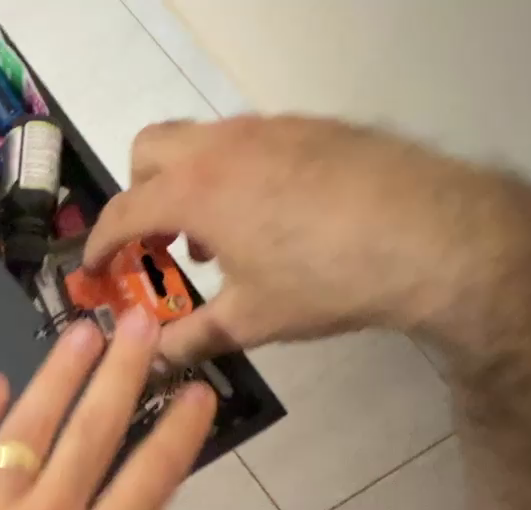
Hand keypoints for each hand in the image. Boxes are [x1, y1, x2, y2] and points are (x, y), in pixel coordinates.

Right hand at [85, 116, 530, 361]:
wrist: (438, 237)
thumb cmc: (325, 282)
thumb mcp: (247, 321)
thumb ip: (189, 339)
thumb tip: (152, 361)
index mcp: (195, 191)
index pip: (122, 212)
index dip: (97, 246)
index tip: (92, 271)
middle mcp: (224, 146)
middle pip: (148, 150)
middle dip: (136, 195)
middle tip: (151, 243)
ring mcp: (272, 129)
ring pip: (201, 141)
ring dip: (185, 186)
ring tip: (209, 239)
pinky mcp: (312, 128)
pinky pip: (247, 143)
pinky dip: (231, 176)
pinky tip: (262, 221)